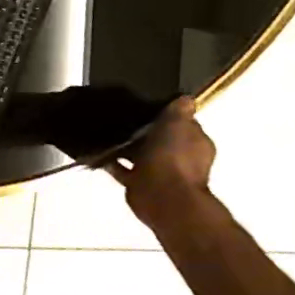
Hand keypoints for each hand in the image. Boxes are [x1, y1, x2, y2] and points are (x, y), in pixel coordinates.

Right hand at [105, 96, 213, 227]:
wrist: (161, 195)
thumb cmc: (174, 157)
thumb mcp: (179, 123)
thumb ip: (180, 109)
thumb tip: (186, 99)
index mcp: (195, 144)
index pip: (183, 124)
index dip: (169, 115)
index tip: (150, 105)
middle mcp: (180, 160)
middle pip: (161, 139)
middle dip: (145, 130)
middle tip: (124, 115)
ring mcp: (160, 173)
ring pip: (141, 154)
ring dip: (127, 146)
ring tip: (107, 129)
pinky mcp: (139, 184)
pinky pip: (122, 169)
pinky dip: (112, 162)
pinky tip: (99, 150)